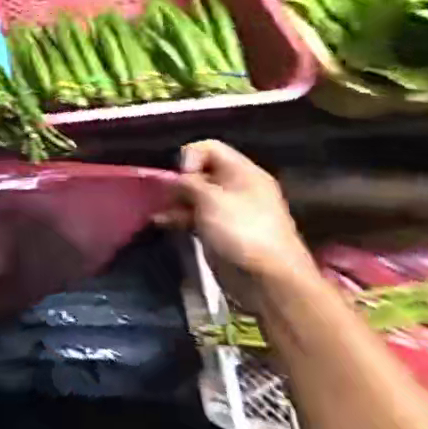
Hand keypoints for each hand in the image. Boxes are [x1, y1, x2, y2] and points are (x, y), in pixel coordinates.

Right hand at [172, 140, 317, 310]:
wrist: (269, 280)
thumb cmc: (242, 231)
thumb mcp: (211, 199)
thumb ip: (188, 183)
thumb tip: (173, 179)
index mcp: (243, 173)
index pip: (209, 148)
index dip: (189, 157)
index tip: (181, 177)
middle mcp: (236, 187)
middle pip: (200, 171)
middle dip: (178, 180)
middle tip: (165, 195)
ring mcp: (228, 211)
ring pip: (194, 195)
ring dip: (174, 200)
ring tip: (158, 209)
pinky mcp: (219, 231)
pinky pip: (194, 216)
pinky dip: (177, 217)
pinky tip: (161, 222)